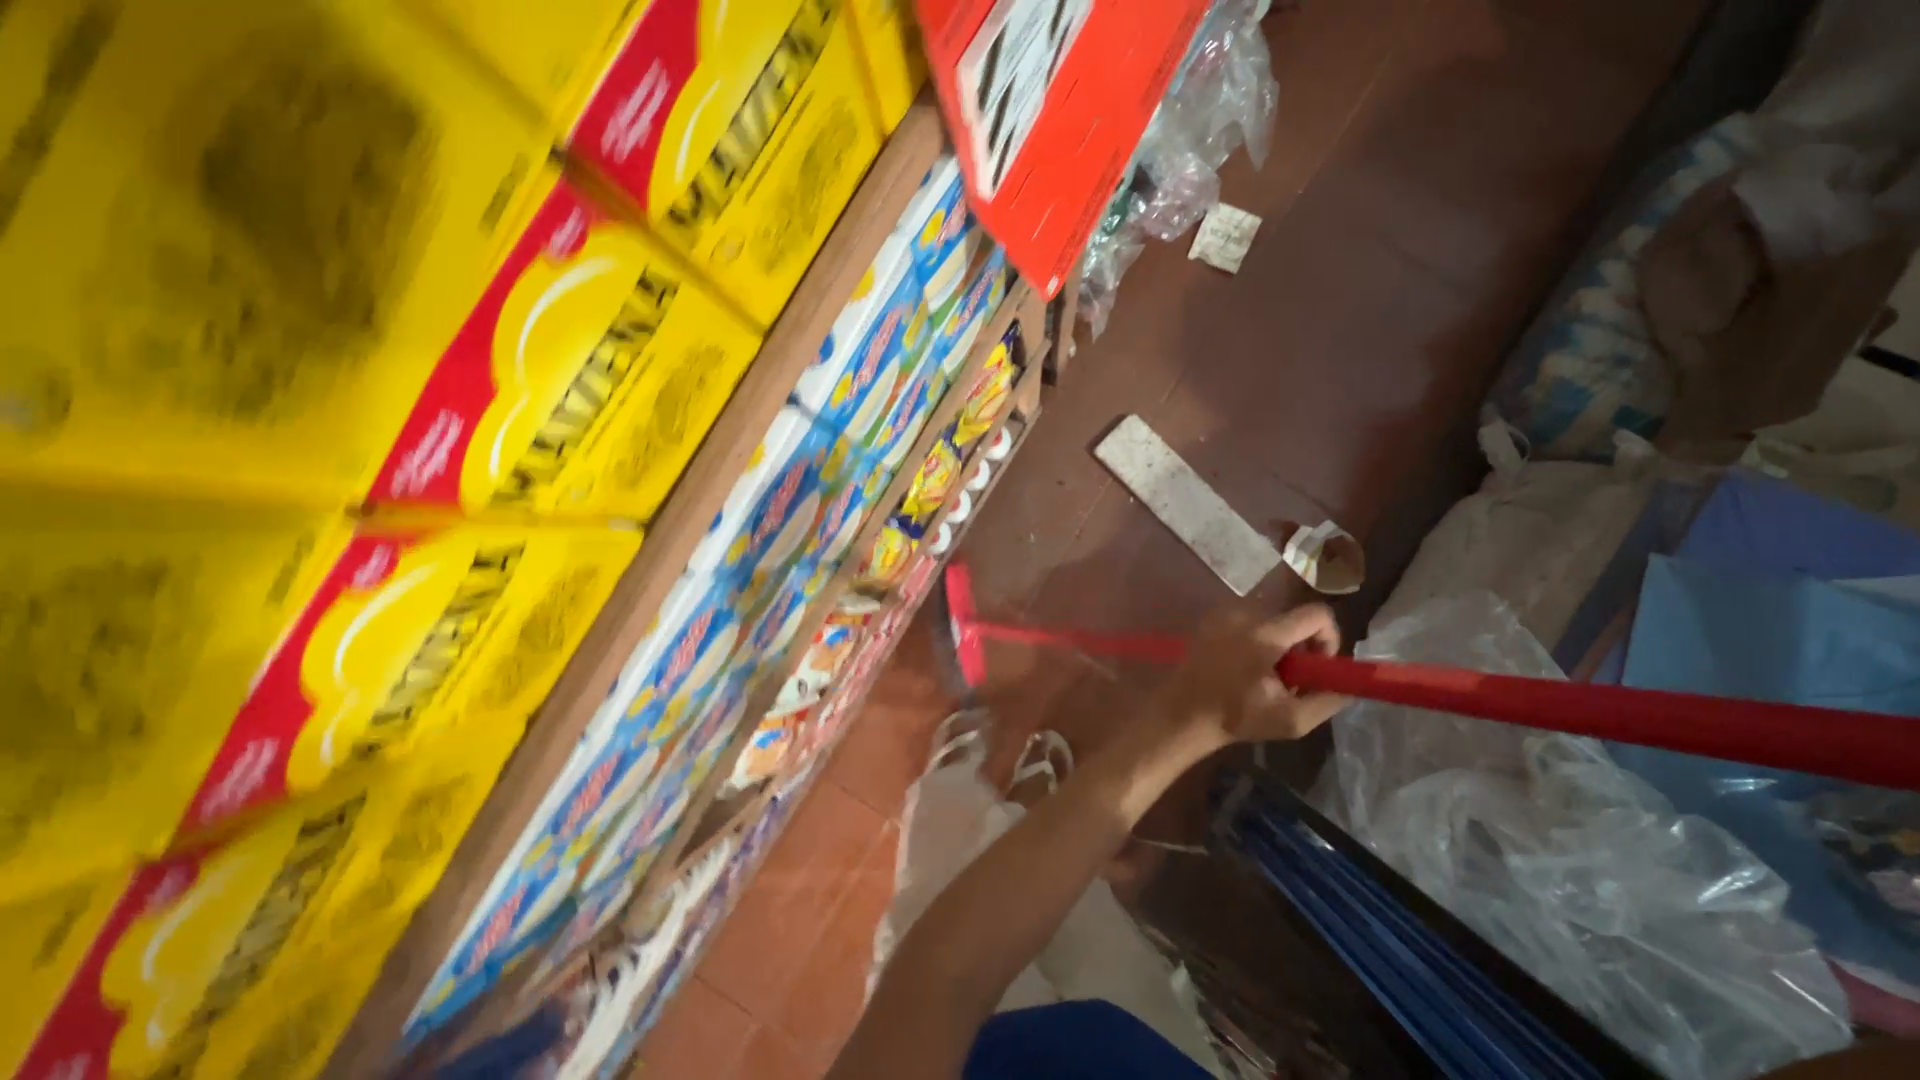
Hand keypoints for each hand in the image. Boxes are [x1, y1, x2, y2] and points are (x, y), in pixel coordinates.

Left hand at [1160, 604, 1349, 747]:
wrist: (1181, 715)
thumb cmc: (1235, 718)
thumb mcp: (1291, 720)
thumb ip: (1328, 700)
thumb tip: (1350, 685)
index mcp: (1265, 633)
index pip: (1317, 614)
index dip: (1329, 639)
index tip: (1318, 667)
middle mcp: (1244, 612)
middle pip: (1293, 617)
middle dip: (1301, 645)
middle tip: (1290, 679)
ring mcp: (1223, 613)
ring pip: (1271, 618)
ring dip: (1279, 643)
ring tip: (1265, 675)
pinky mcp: (1210, 618)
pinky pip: (1248, 620)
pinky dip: (1256, 639)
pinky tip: (1244, 667)